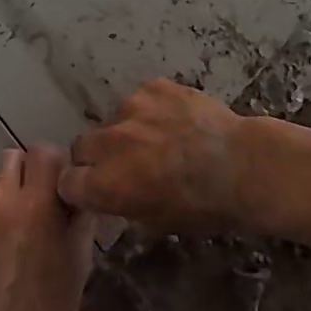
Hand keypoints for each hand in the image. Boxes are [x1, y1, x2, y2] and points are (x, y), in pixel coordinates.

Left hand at [0, 145, 96, 310]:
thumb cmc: (50, 310)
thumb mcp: (79, 259)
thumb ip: (79, 214)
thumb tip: (78, 190)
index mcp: (33, 203)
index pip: (44, 150)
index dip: (56, 163)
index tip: (62, 186)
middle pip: (12, 159)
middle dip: (28, 174)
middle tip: (40, 205)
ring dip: (6, 200)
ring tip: (17, 237)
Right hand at [58, 79, 251, 232]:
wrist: (242, 165)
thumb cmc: (203, 206)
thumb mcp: (155, 223)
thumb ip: (122, 203)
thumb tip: (114, 193)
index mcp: (105, 183)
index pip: (67, 182)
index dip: (80, 186)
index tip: (94, 188)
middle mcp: (110, 142)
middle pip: (83, 145)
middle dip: (97, 156)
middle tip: (126, 163)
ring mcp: (131, 108)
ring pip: (113, 119)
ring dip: (127, 130)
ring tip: (159, 138)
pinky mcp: (153, 87)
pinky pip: (140, 98)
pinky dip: (151, 109)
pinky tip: (175, 119)